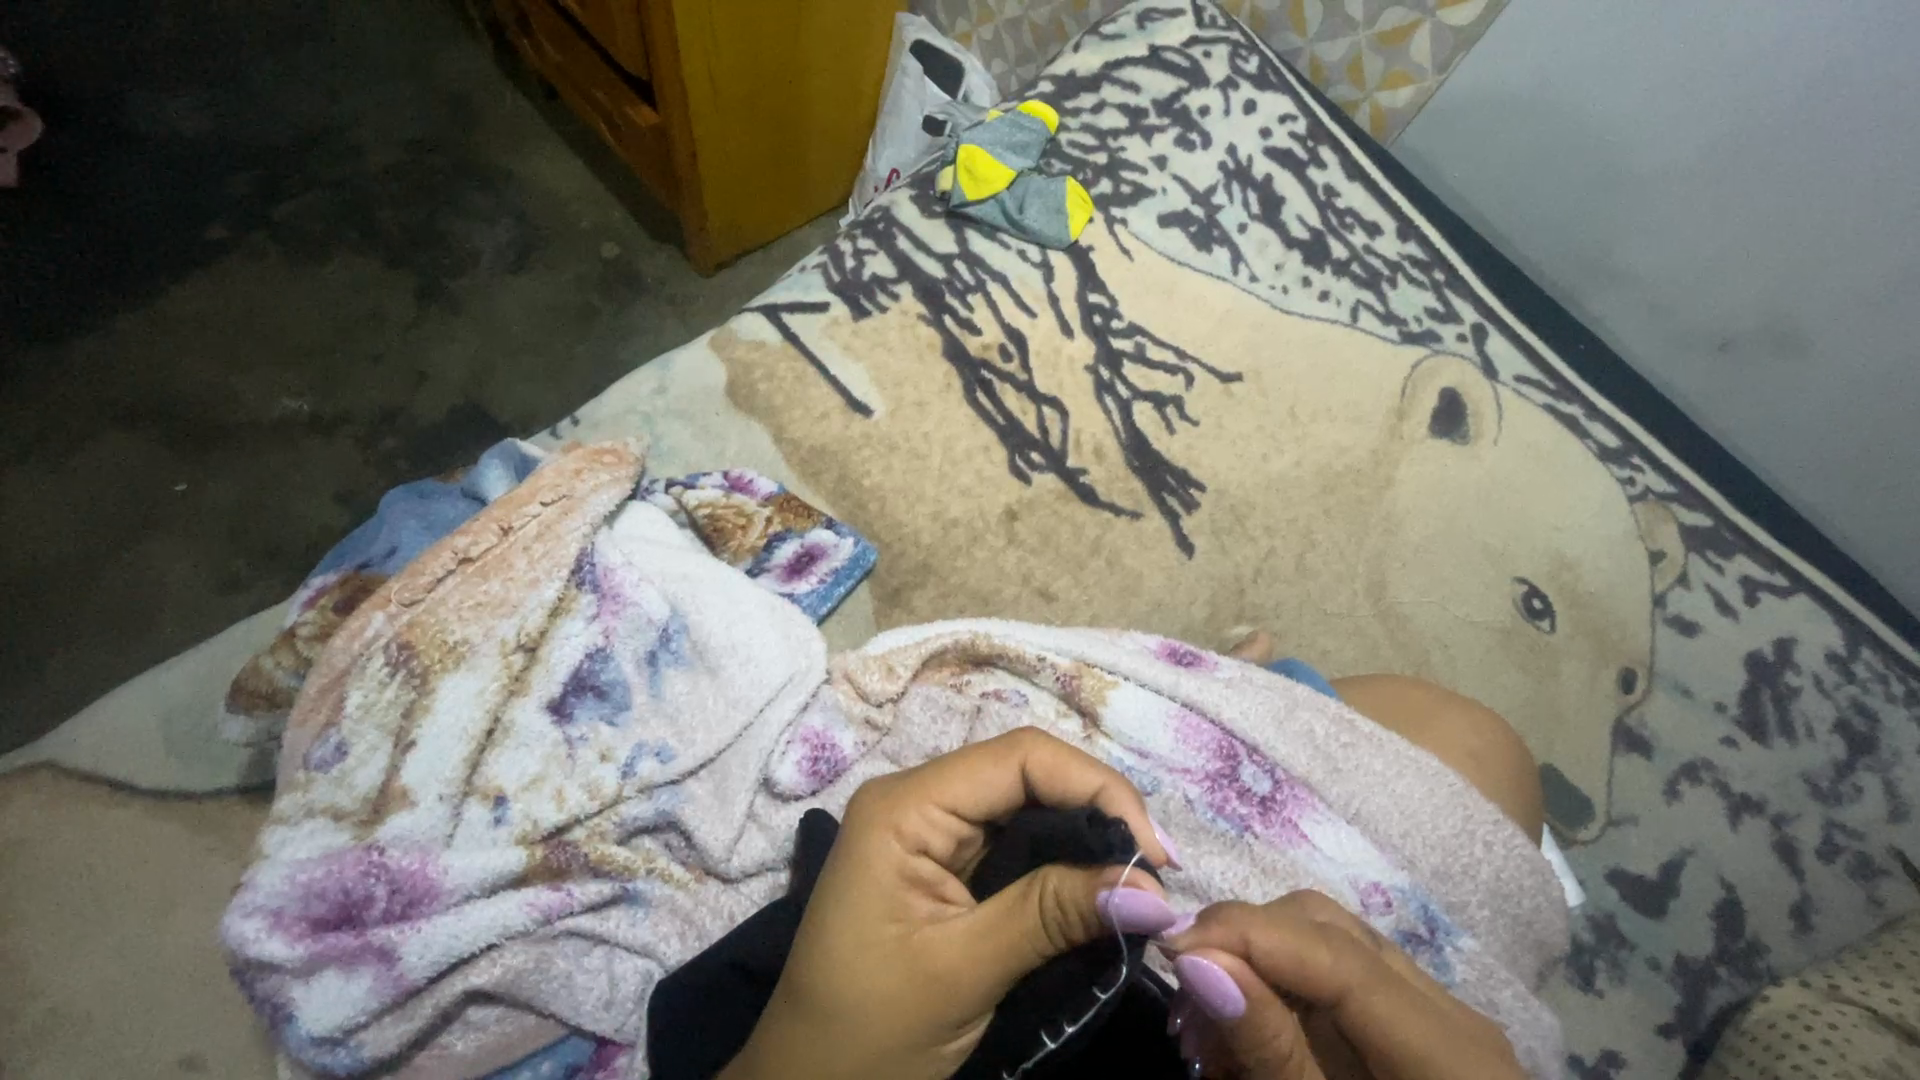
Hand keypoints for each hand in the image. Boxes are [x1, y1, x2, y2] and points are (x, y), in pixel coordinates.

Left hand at [721, 727, 1178, 1079]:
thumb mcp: (964, 971)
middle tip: (1157, 873)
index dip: (1095, 786)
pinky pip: (1016, 843)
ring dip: (1086, 838)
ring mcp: (931, 830)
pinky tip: (1098, 890)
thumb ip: (1054, 915)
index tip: (1155, 852)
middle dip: (1097, 811)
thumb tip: (1154, 891)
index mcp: (907, 804)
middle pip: (1027, 773)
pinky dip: (1062, 864)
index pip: (1018, 757)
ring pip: (1028, 807)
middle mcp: (919, 798)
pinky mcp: (945, 864)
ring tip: (1140, 882)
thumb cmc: (867, 1032)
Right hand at [1160, 891, 1525, 1079]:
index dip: (1247, 933)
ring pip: (1325, 940)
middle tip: (1185, 999)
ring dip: (1253, 964)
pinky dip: (1277, 991)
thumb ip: (1270, 1049)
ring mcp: (1435, 1018)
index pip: (1334, 950)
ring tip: (1204, 1031)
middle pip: (1326, 927)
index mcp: (1454, 1053)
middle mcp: (1451, 1013)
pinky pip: (1334, 977)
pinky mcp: (1411, 1031)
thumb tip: (1198, 959)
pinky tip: (1242, 1037)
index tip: (1170, 948)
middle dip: (1244, 943)